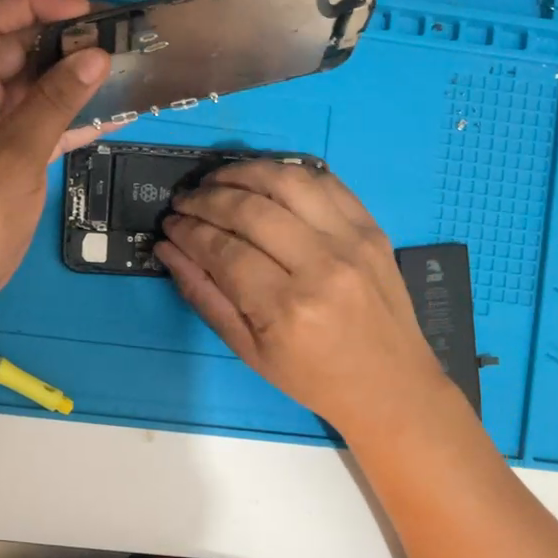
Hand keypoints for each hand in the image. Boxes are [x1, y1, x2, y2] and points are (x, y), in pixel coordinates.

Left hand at [0, 0, 110, 301]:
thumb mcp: (15, 157)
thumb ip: (54, 103)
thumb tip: (96, 56)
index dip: (29, 1)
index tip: (80, 11)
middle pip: (16, 44)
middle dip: (63, 35)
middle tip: (116, 39)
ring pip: (36, 79)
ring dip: (75, 72)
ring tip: (125, 66)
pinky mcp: (13, 148)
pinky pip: (46, 116)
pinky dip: (76, 112)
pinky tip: (119, 110)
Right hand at [154, 160, 456, 437]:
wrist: (390, 384)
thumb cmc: (310, 377)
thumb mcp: (246, 348)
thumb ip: (203, 294)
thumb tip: (168, 249)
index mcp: (286, 308)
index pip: (223, 249)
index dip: (189, 231)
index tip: (168, 224)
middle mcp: (322, 267)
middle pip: (251, 210)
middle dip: (207, 199)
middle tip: (183, 201)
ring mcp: (353, 242)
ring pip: (289, 183)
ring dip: (244, 173)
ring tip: (216, 180)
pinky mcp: (372, 228)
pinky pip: (326, 183)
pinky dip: (288, 173)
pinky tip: (262, 180)